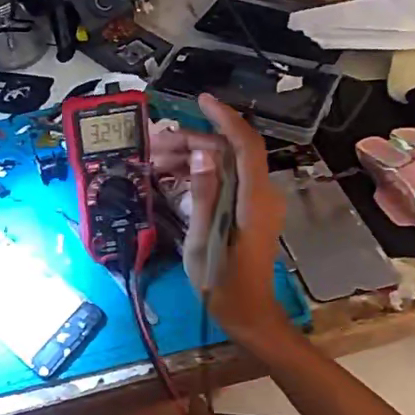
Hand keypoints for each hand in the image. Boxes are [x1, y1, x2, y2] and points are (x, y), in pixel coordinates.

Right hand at [150, 95, 295, 356]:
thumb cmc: (222, 282)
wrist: (248, 313)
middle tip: (153, 147)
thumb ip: (203, 193)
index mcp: (253, 200)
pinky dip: (200, 174)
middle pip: (229, 153)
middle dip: (192, 142)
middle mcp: (261, 195)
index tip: (201, 101)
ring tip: (155, 162)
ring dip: (192, 158)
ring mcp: (257, 203)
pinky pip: (226, 181)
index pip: (244, 145)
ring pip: (225, 165)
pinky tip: (172, 178)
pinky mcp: (250, 211)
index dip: (225, 118)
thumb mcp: (203, 238)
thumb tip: (201, 152)